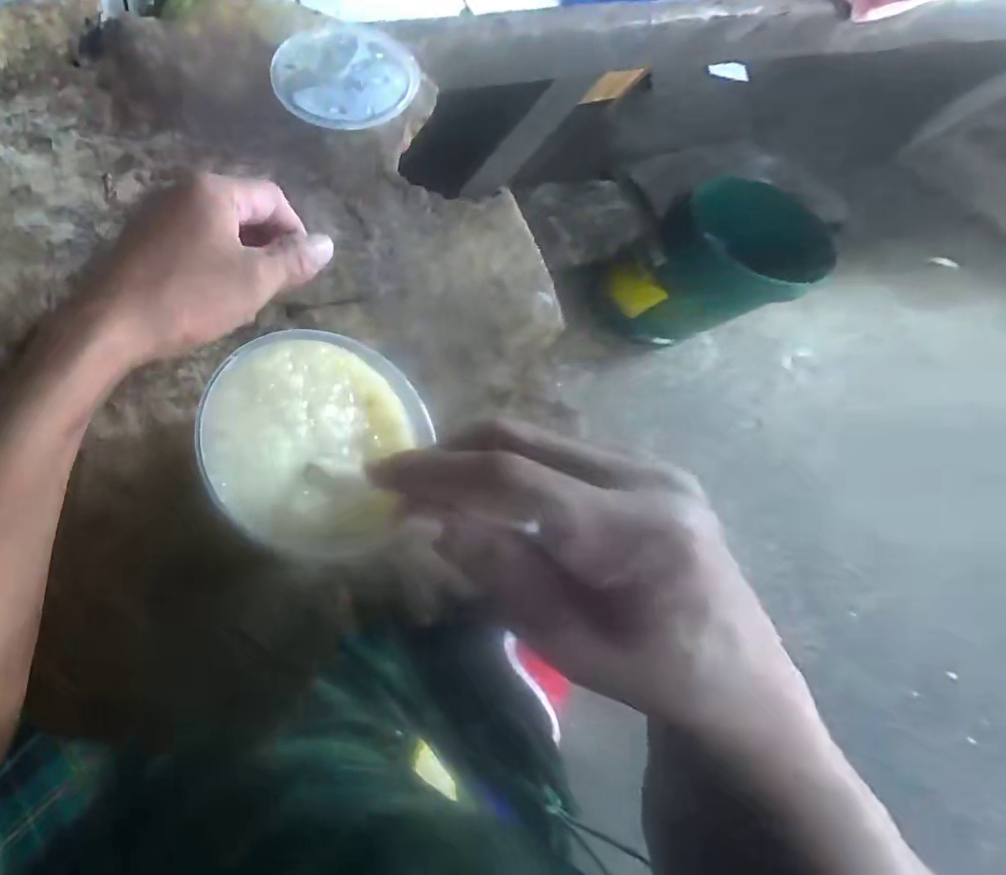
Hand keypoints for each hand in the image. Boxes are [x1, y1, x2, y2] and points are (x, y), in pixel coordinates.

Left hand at [77, 173, 333, 366]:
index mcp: (211, 190)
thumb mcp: (251, 281)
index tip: (300, 268)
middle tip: (272, 284)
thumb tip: (326, 244)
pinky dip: (205, 262)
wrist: (109, 325)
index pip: (271, 197)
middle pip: (240, 209)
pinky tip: (203, 295)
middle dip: (264, 245)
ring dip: (235, 256)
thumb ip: (293, 260)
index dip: (294, 230)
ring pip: (212, 229)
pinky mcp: (136, 242)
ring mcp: (152, 216)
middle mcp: (179, 192)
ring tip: (241, 294)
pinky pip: (185, 243)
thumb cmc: (186, 298)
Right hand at [372, 420, 810, 741]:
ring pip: (527, 435)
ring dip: (467, 455)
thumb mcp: (556, 632)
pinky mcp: (640, 467)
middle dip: (444, 455)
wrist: (736, 682)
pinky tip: (478, 490)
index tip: (380, 477)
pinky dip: (497, 460)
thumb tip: (417, 515)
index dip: (435, 472)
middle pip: (514, 439)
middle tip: (398, 481)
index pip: (511, 478)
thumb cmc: (643, 671)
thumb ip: (487, 562)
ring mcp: (648, 467)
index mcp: (633, 532)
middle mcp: (646, 481)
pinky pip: (547, 446)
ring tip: (430, 487)